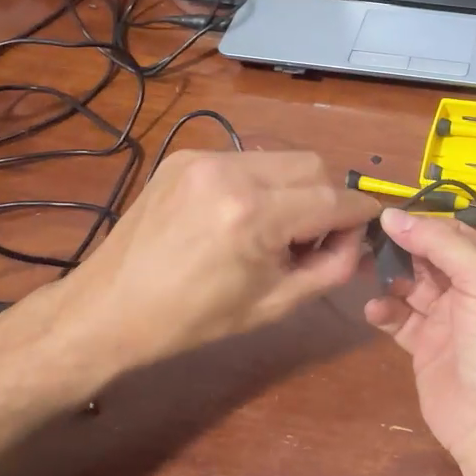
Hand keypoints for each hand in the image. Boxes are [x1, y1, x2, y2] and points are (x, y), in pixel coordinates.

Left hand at [16, 151, 379, 377]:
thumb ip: (334, 267)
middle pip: (315, 166)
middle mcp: (232, 174)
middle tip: (315, 236)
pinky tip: (242, 216)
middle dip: (328, 198)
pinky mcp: (186, 156)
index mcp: (254, 216)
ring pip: (284, 158)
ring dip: (296, 187)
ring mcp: (205, 159)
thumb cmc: (194, 319)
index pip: (335, 199)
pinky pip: (248, 160)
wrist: (108, 309)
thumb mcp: (276, 304)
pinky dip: (262, 183)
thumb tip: (362, 239)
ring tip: (276, 227)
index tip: (367, 228)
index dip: (359, 214)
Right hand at [363, 209, 475, 463]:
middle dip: (400, 248)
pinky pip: (401, 319)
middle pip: (430, 257)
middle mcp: (474, 289)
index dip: (421, 224)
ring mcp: (450, 319)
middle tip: (363, 240)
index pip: (454, 233)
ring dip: (388, 277)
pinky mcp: (427, 347)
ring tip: (361, 270)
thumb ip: (441, 244)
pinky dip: (385, 311)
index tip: (382, 216)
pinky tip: (374, 310)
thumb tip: (392, 215)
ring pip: (412, 286)